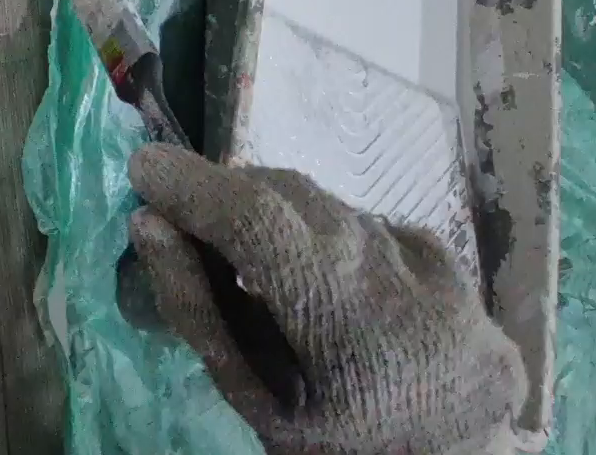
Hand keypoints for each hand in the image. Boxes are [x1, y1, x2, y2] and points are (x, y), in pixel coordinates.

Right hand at [128, 145, 525, 454]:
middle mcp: (405, 287)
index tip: (143, 168)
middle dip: (221, 193)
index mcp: (355, 335)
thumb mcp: (250, 396)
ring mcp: (439, 273)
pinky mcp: (452, 266)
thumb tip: (147, 221)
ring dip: (267, 207)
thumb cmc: (333, 447)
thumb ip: (194, 308)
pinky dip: (319, 227)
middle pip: (285, 197)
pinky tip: (320, 272)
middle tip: (184, 217)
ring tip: (251, 252)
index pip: (259, 222)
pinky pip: (360, 217)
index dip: (195, 185)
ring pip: (321, 201)